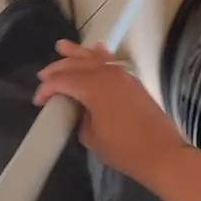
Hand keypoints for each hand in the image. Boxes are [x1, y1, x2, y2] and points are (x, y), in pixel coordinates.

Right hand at [34, 40, 196, 183]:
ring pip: (95, 58)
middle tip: (43, 75)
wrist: (163, 153)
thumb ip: (80, 118)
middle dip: (58, 68)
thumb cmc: (124, 149)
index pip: (63, 80)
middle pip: (77, 64)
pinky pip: (112, 62)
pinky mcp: (133, 82)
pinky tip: (98, 49)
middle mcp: (107, 74)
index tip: (38, 102)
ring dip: (77, 54)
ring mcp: (123, 75)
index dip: (47, 89)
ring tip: (62, 47)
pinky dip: (102, 55)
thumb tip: (79, 110)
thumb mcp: (91, 137)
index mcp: (94, 87)